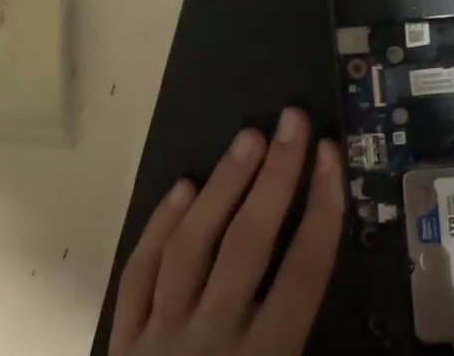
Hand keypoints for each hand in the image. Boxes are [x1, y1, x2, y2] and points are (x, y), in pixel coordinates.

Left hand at [111, 108, 344, 355]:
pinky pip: (139, 273)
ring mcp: (160, 335)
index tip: (331, 153)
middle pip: (248, 242)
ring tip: (248, 137)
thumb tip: (327, 262)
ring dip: (222, 185)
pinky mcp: (122, 341)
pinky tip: (182, 188)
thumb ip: (310, 334)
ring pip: (192, 245)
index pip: (303, 270)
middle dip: (275, 175)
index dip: (322, 208)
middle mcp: (213, 336)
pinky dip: (159, 226)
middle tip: (292, 120)